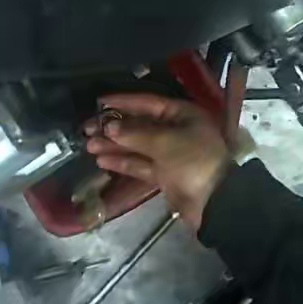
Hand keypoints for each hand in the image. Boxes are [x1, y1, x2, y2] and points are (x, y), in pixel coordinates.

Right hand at [83, 93, 232, 230]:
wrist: (215, 201)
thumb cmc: (194, 160)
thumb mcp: (165, 142)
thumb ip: (135, 133)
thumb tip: (110, 127)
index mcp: (182, 114)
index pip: (148, 102)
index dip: (123, 102)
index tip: (99, 102)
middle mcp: (176, 130)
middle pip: (140, 124)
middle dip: (114, 126)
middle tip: (88, 128)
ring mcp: (170, 153)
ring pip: (137, 145)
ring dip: (114, 145)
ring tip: (89, 144)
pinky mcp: (164, 174)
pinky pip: (140, 164)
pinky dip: (122, 161)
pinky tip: (102, 159)